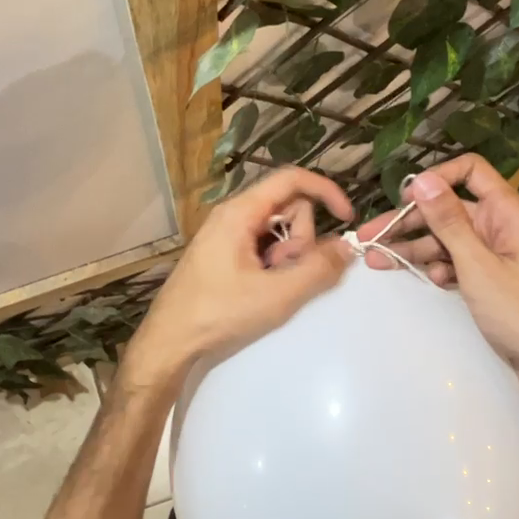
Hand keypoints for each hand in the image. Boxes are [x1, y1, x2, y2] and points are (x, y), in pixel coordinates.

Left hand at [122, 168, 354, 395]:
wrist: (170, 340)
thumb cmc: (218, 313)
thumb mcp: (277, 295)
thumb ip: (318, 269)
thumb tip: (348, 247)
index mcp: (240, 212)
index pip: (291, 178)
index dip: (325, 191)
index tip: (347, 218)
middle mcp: (232, 214)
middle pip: (288, 206)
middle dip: (301, 238)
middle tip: (287, 273)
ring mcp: (227, 233)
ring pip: (277, 228)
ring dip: (287, 255)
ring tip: (271, 286)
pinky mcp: (224, 252)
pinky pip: (262, 245)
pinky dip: (273, 263)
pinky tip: (262, 289)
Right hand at [354, 155, 518, 395]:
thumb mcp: (479, 266)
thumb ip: (448, 222)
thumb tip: (422, 179)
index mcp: (507, 212)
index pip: (470, 172)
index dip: (435, 179)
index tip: (402, 198)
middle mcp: (502, 226)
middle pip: (449, 210)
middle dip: (408, 222)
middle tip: (368, 237)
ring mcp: (498, 254)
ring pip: (448, 240)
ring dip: (415, 249)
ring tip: (376, 262)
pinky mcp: (493, 279)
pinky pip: (458, 263)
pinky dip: (439, 269)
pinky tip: (428, 281)